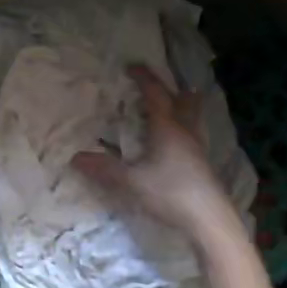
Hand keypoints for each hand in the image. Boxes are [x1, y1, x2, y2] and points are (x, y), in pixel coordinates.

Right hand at [74, 66, 244, 245]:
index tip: (132, 67)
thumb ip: (105, 169)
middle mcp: (185, 132)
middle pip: (184, 102)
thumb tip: (75, 157)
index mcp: (167, 128)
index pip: (155, 95)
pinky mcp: (204, 165)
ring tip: (175, 105)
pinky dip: (185, 128)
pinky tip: (179, 141)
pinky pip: (194, 135)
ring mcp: (198, 149)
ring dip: (183, 107)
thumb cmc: (171, 193)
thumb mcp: (132, 182)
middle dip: (172, 89)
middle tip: (161, 83)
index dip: (144, 79)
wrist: (211, 220)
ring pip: (193, 118)